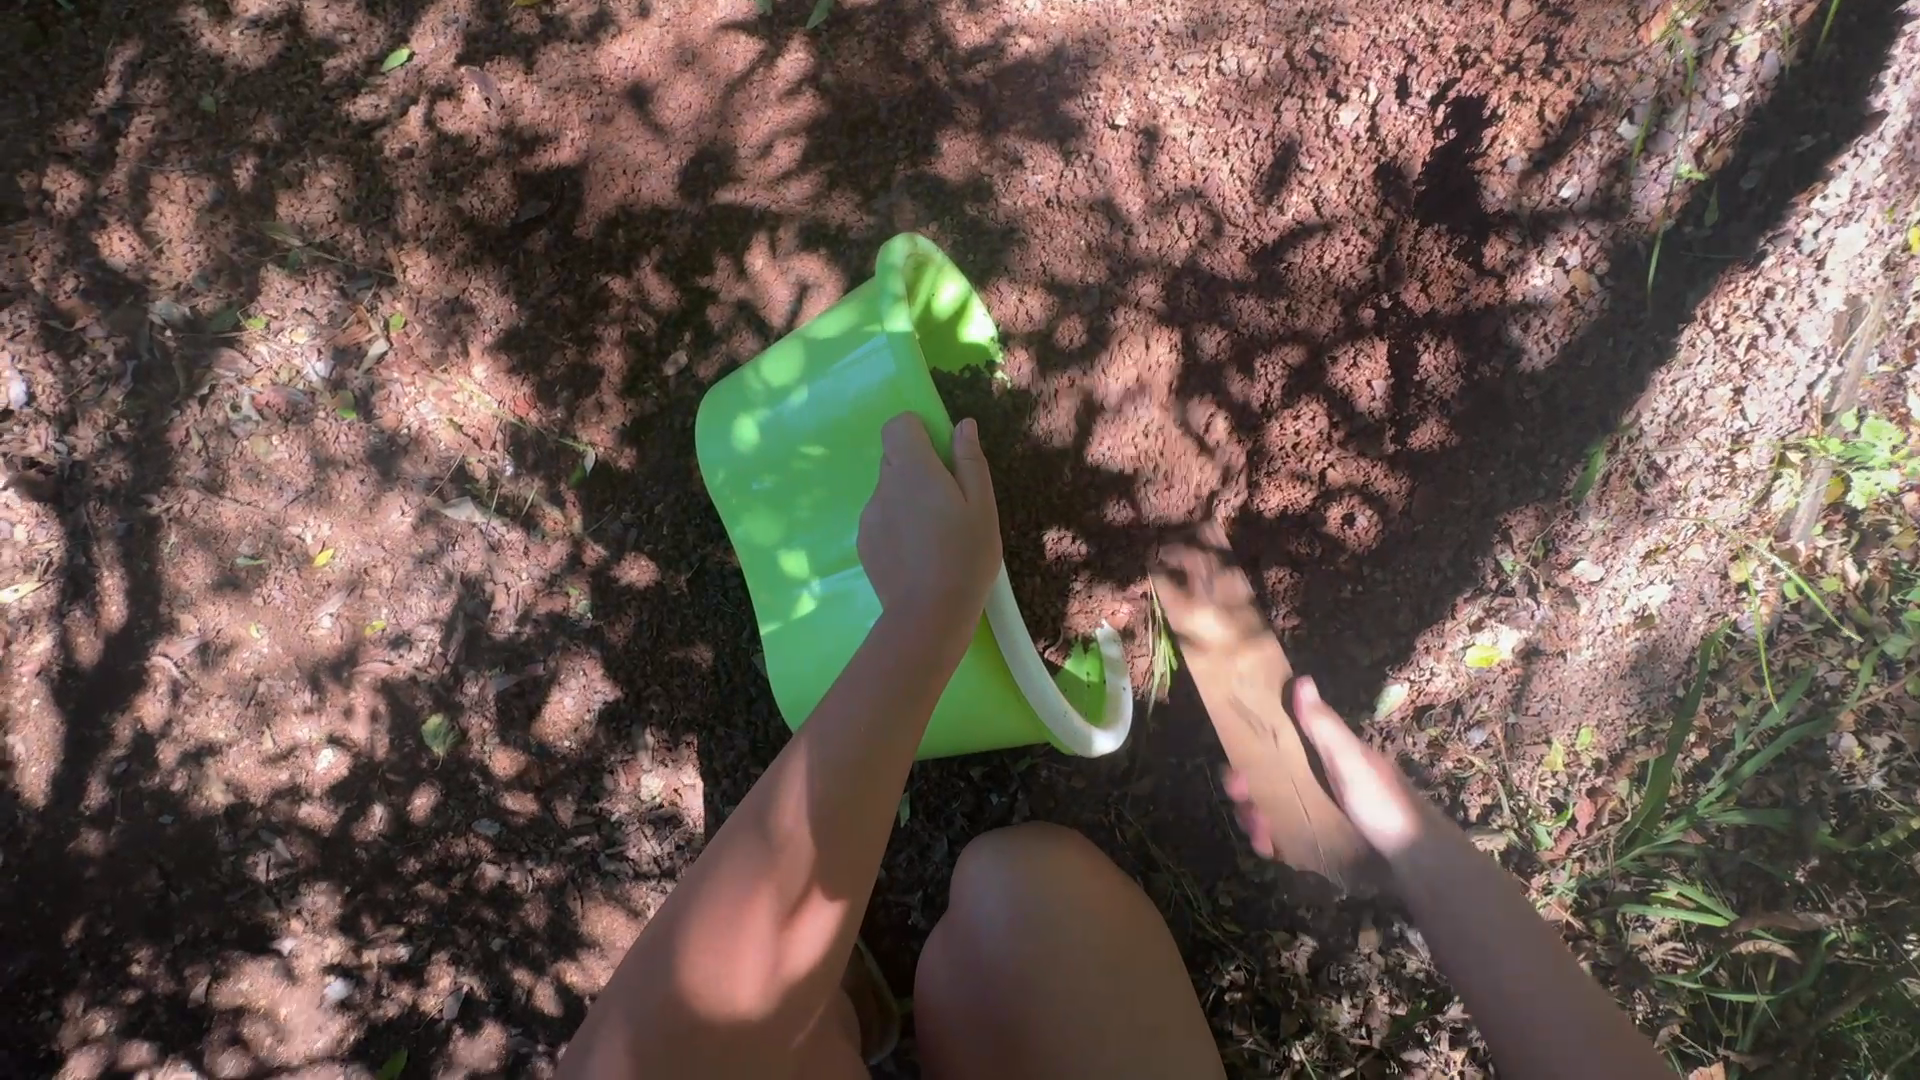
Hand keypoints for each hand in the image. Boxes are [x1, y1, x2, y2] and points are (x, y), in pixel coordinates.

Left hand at [858, 413, 1000, 630]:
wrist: (928, 614)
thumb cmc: (966, 557)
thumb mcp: (982, 507)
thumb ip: (969, 461)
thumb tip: (963, 425)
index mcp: (914, 470)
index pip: (898, 425)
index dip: (917, 431)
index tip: (940, 454)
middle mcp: (884, 486)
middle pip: (894, 458)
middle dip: (918, 469)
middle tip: (947, 503)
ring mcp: (869, 516)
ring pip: (888, 492)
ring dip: (907, 500)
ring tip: (934, 536)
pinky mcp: (863, 542)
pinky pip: (881, 519)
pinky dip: (897, 526)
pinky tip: (916, 554)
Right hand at [1226, 676, 1428, 861]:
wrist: (1421, 862)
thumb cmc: (1386, 803)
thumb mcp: (1353, 761)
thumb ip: (1325, 727)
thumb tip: (1301, 680)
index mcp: (1323, 757)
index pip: (1277, 747)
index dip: (1250, 754)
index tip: (1233, 764)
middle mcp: (1317, 782)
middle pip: (1269, 781)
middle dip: (1247, 790)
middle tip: (1238, 798)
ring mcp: (1319, 814)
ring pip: (1274, 810)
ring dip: (1255, 818)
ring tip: (1256, 833)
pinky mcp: (1323, 843)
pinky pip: (1287, 838)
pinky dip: (1272, 841)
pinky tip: (1268, 848)